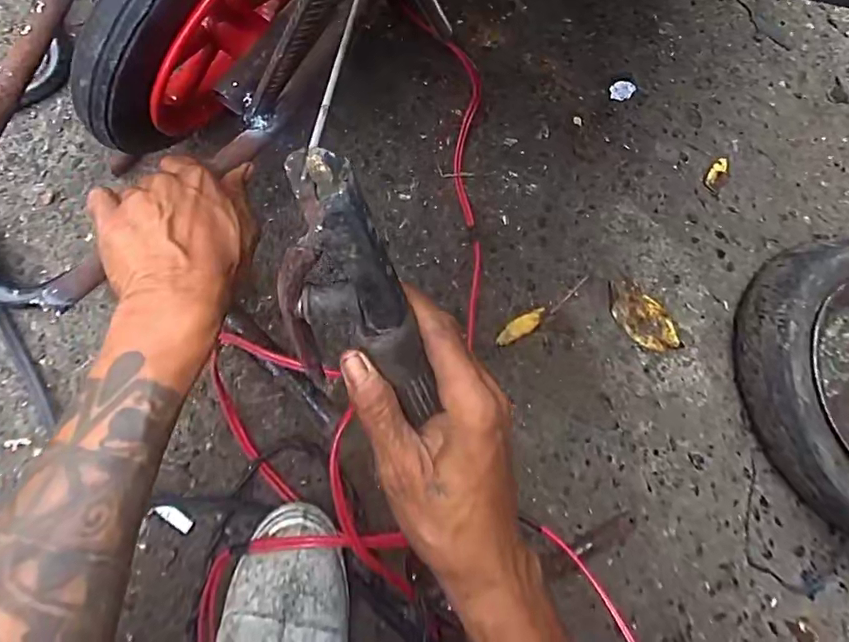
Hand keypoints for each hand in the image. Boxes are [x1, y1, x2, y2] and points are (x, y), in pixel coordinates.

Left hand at [86, 156, 254, 346]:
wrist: (178, 298)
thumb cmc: (213, 270)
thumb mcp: (244, 230)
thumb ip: (238, 193)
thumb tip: (239, 173)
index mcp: (200, 180)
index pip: (186, 165)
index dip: (185, 184)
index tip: (187, 199)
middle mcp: (166, 182)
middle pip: (158, 180)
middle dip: (162, 200)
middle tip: (170, 227)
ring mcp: (135, 199)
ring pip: (132, 193)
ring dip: (136, 209)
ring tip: (144, 239)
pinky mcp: (110, 219)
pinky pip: (100, 200)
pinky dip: (104, 207)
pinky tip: (114, 224)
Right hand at [342, 287, 562, 638]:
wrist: (486, 561)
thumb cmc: (444, 520)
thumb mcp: (400, 466)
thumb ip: (378, 408)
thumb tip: (354, 360)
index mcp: (472, 401)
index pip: (441, 332)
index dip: (415, 303)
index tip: (386, 286)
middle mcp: (490, 392)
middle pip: (451, 335)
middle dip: (415, 315)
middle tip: (374, 309)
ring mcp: (494, 401)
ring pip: (456, 350)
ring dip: (424, 336)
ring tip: (383, 332)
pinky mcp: (489, 411)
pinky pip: (460, 369)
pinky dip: (434, 357)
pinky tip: (406, 365)